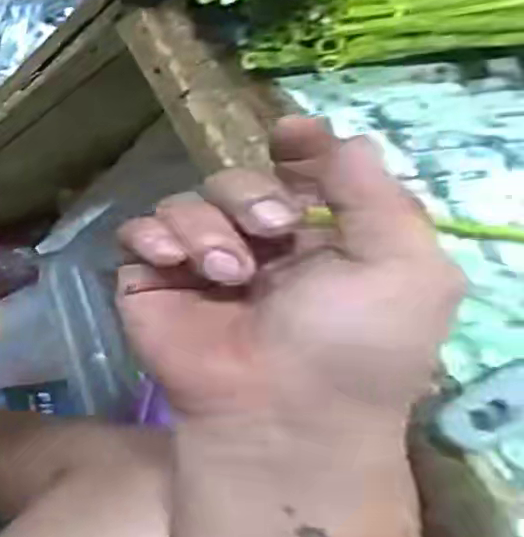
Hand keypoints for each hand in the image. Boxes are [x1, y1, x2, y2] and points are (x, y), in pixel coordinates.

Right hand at [114, 116, 464, 440]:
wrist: (275, 403)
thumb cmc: (355, 343)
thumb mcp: (403, 270)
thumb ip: (373, 199)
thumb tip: (337, 136)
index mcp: (319, 239)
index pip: (298, 177)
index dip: (294, 150)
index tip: (290, 133)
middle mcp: (253, 243)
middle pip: (230, 182)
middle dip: (247, 198)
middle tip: (271, 232)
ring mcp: (192, 261)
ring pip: (180, 205)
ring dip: (203, 229)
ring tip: (224, 273)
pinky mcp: (144, 277)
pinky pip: (134, 232)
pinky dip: (152, 239)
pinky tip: (173, 264)